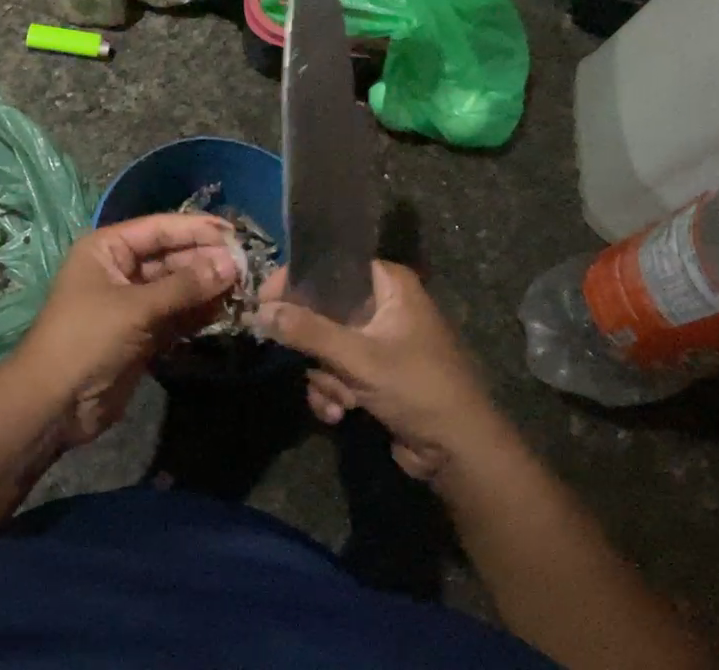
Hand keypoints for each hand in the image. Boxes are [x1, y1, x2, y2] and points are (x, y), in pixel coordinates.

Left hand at [16, 214, 238, 446]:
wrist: (55, 402)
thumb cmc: (86, 340)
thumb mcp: (135, 308)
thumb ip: (185, 286)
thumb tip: (232, 264)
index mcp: (106, 249)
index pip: (158, 229)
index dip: (197, 229)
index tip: (236, 232)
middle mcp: (119, 270)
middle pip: (171, 257)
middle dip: (206, 260)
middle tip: (248, 266)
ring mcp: (131, 303)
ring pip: (177, 288)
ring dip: (207, 288)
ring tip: (245, 287)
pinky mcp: (142, 334)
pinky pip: (177, 315)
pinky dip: (199, 313)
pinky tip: (227, 310)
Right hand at [253, 261, 503, 480]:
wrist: (459, 453)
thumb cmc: (418, 389)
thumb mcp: (358, 358)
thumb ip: (307, 331)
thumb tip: (258, 311)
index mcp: (390, 286)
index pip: (332, 266)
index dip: (296, 281)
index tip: (265, 302)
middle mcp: (383, 307)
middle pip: (321, 310)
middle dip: (313, 349)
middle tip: (305, 362)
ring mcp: (378, 342)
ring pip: (323, 346)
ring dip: (324, 378)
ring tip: (340, 401)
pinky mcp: (373, 375)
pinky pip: (335, 372)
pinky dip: (332, 393)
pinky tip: (339, 415)